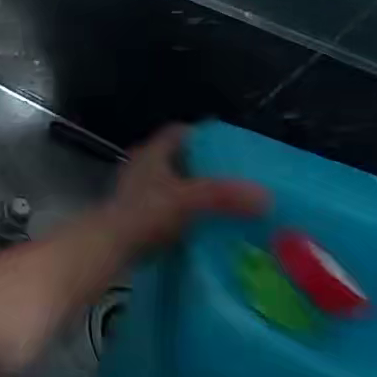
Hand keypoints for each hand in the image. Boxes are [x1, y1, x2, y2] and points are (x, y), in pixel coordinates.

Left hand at [102, 124, 269, 252]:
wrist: (111, 245)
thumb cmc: (145, 213)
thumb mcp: (187, 200)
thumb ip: (224, 195)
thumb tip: (266, 196)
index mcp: (151, 152)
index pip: (179, 132)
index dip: (204, 135)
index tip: (233, 146)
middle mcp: (143, 165)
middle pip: (179, 157)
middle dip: (206, 164)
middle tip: (238, 175)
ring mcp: (139, 189)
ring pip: (175, 181)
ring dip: (197, 188)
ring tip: (230, 199)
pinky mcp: (140, 212)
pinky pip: (170, 204)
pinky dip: (188, 208)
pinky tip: (208, 221)